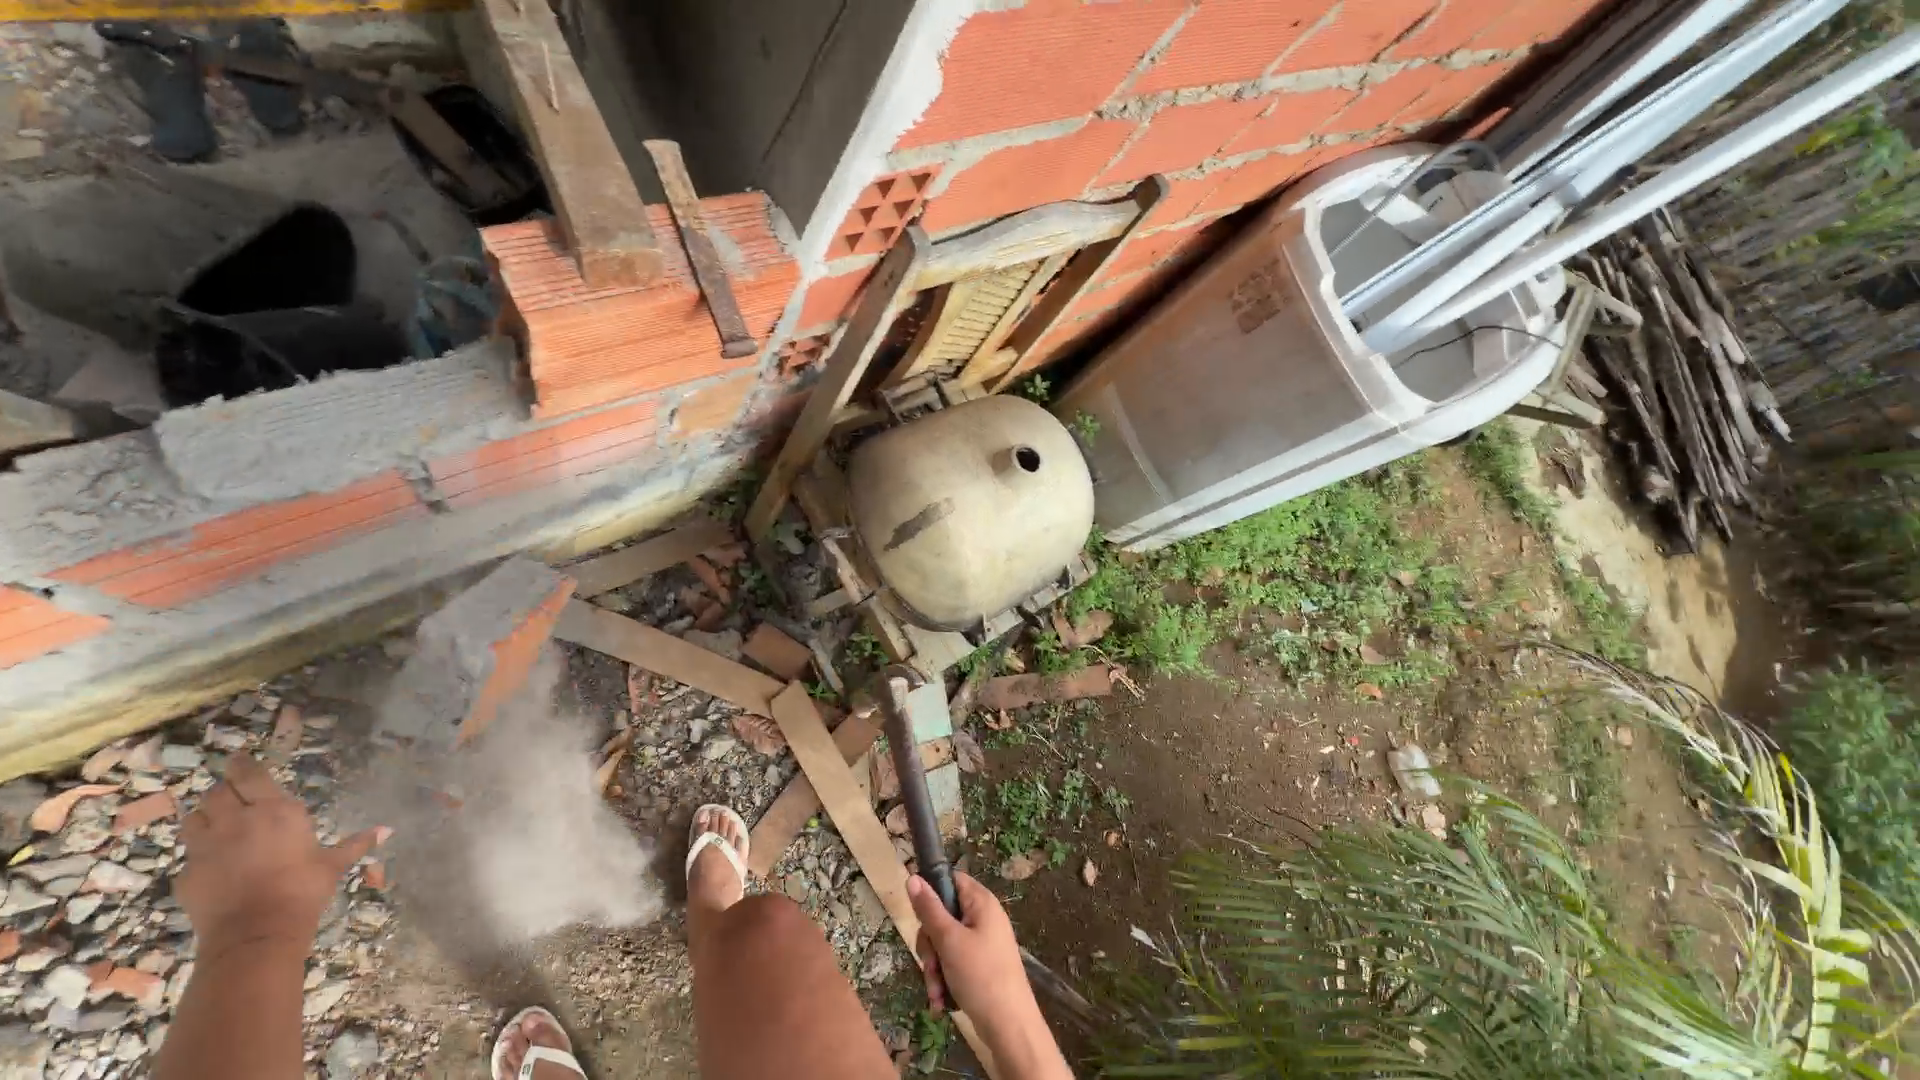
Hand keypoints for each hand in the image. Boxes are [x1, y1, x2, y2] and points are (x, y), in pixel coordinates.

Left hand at [175, 755, 385, 960]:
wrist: (256, 933)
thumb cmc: (303, 889)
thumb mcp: (334, 865)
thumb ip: (357, 843)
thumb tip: (388, 830)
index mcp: (275, 812)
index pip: (249, 776)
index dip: (241, 764)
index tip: (238, 756)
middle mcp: (236, 821)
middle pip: (216, 792)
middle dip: (222, 790)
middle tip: (232, 793)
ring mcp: (206, 847)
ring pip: (193, 817)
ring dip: (203, 815)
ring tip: (216, 820)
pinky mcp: (187, 873)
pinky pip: (189, 853)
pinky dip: (198, 851)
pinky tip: (213, 861)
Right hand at [907, 873, 1038, 1027]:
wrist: (1010, 1026)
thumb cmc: (980, 975)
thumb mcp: (949, 940)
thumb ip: (929, 909)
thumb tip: (913, 877)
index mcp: (981, 902)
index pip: (951, 880)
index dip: (932, 892)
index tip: (918, 914)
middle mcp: (983, 918)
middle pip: (942, 916)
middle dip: (930, 945)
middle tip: (931, 963)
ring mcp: (982, 943)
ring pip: (944, 944)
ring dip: (935, 968)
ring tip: (937, 992)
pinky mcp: (980, 966)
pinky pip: (953, 963)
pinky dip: (945, 980)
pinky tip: (942, 1001)